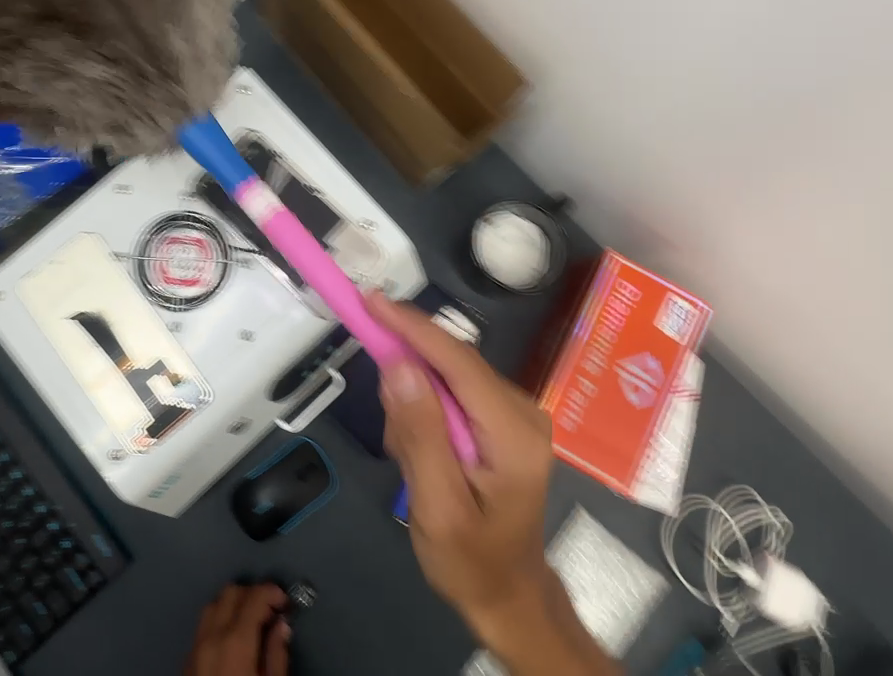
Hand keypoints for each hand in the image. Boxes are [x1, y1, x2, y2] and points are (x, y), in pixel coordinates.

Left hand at [185, 583, 290, 675]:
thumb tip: (281, 625)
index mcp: (235, 641)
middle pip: (230, 592)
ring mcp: (195, 646)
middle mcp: (211, 636)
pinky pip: (202, 626)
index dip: (273, 592)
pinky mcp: (186, 659)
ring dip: (233, 604)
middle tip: (270, 610)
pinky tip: (231, 637)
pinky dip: (219, 621)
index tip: (285, 603)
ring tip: (251, 622)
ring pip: (212, 605)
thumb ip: (277, 653)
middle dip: (252, 593)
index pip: (254, 596)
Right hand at [373, 294, 618, 675]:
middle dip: (408, 385)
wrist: (508, 594)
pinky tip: (424, 461)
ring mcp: (515, 412)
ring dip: (414, 409)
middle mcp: (522, 410)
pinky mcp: (501, 418)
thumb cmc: (471, 562)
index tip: (370, 299)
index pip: (458, 362)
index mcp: (514, 433)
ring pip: (446, 378)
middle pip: (451, 364)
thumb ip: (420, 435)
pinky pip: (451, 394)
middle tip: (394, 444)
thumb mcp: (437, 508)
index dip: (413, 327)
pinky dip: (425, 416)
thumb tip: (397, 365)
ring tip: (412, 466)